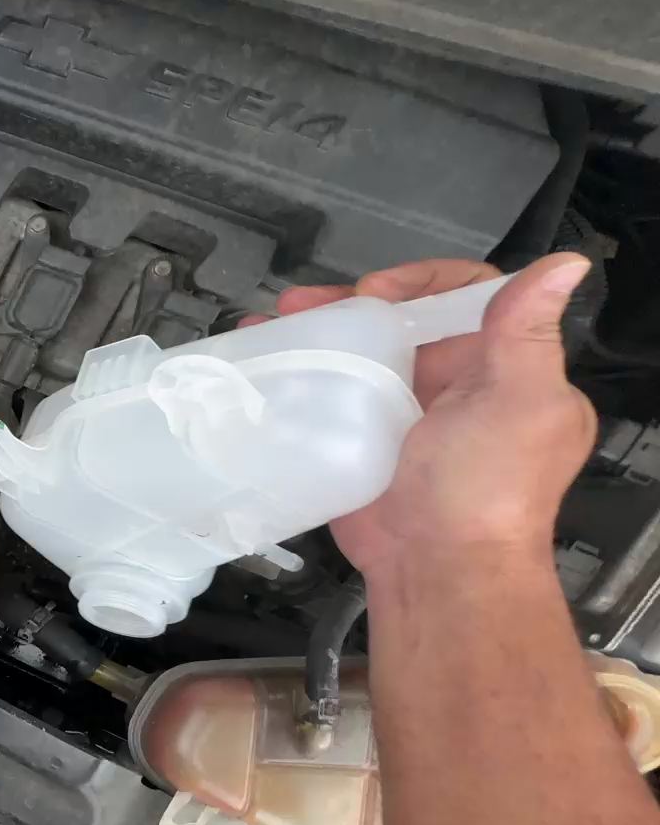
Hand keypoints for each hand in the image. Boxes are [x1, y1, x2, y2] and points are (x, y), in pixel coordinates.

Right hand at [254, 254, 596, 580]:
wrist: (434, 560)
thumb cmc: (485, 485)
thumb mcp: (516, 402)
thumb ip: (524, 336)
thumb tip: (563, 264)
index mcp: (494, 365)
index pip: (463, 297)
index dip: (417, 282)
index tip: (370, 294)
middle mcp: (444, 383)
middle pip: (394, 324)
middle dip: (342, 306)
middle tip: (292, 305)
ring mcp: (393, 414)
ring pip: (352, 359)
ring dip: (308, 338)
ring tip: (263, 329)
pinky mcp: (351, 441)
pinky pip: (323, 400)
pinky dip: (292, 382)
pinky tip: (261, 374)